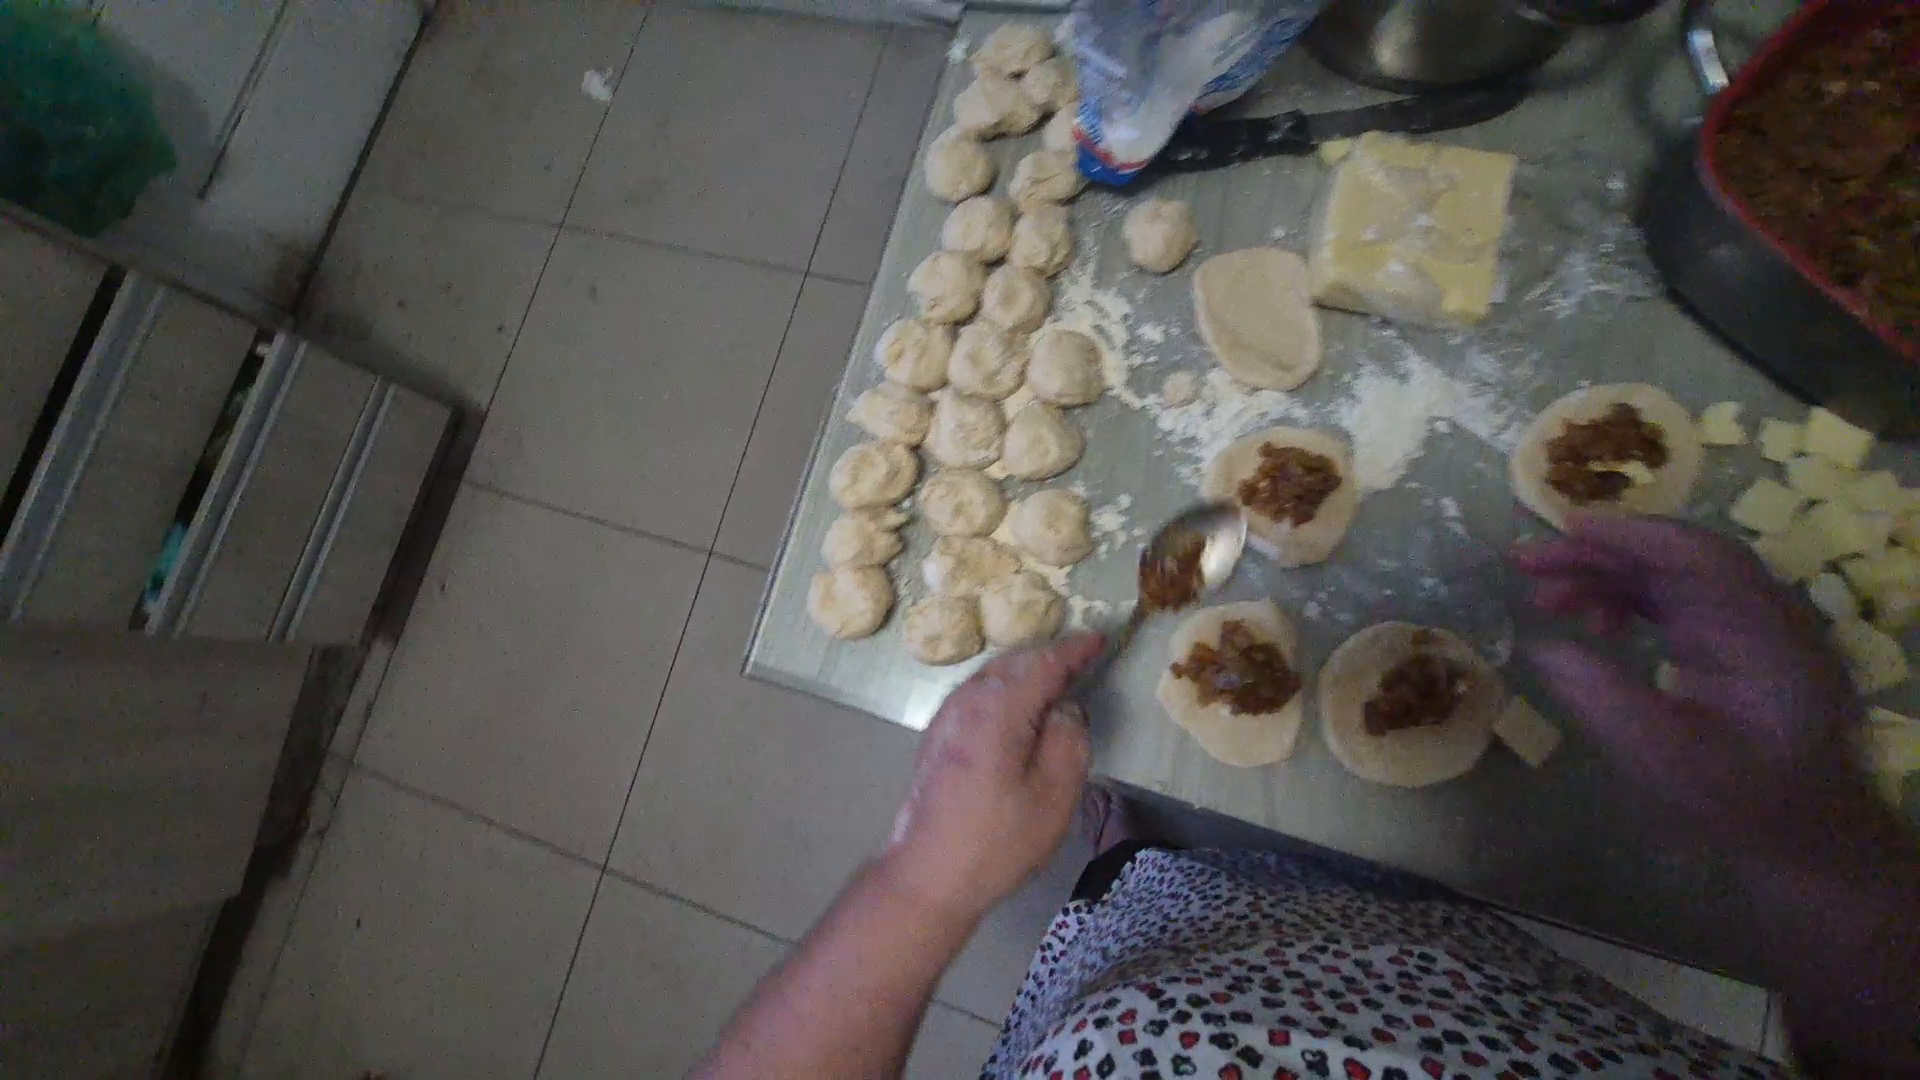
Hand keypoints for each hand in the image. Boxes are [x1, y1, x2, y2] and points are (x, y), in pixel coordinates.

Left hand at [881, 634, 1102, 920]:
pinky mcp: (939, 732)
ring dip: (1026, 671)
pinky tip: (1020, 706)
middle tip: (1083, 658)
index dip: (1074, 649)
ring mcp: (947, 714)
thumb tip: (1065, 706)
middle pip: (1015, 661)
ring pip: (994, 674)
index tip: (1100, 639)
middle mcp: (967, 699)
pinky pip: (980, 692)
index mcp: (998, 707)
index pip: (1044, 662)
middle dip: (1050, 655)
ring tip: (1057, 679)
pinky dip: (1006, 688)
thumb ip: (1068, 738)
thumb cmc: (998, 838)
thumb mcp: (1054, 793)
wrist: (927, 872)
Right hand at [1510, 516, 1882, 870]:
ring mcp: (1750, 633)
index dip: (1631, 537)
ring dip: (1599, 576)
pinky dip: (1618, 601)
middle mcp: (1764, 623)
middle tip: (1523, 562)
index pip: (1701, 560)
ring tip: (1539, 596)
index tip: (1563, 530)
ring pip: (1666, 577)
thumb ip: (1599, 696)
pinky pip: (1669, 601)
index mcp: (1764, 641)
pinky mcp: (1731, 647)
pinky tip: (1586, 625)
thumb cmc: (1736, 804)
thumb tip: (1537, 645)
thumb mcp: (1659, 756)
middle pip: (1676, 560)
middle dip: (1596, 553)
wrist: (1803, 844)